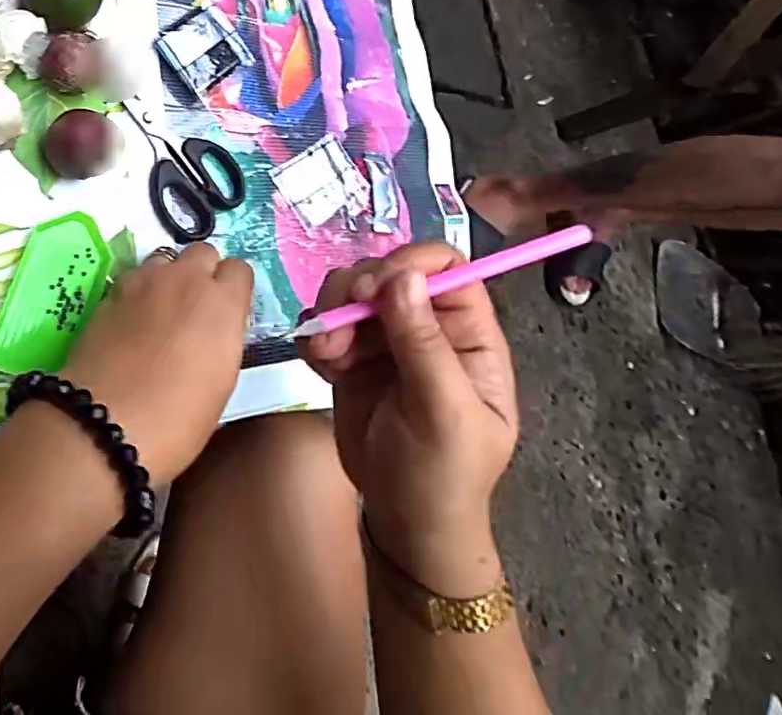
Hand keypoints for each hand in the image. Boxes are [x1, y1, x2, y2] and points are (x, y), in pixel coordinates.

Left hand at [64, 243, 253, 482]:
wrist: (106, 419)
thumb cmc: (178, 418)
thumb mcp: (221, 384)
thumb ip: (222, 341)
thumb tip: (213, 332)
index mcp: (221, 302)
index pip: (239, 269)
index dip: (234, 288)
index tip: (229, 311)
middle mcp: (184, 279)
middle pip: (201, 252)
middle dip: (202, 272)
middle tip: (196, 306)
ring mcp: (142, 281)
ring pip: (163, 259)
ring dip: (167, 277)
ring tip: (160, 311)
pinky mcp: (109, 293)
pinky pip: (132, 278)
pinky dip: (137, 292)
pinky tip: (131, 321)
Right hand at [302, 241, 517, 594]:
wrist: (403, 517)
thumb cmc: (442, 473)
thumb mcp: (443, 412)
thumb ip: (424, 344)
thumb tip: (403, 276)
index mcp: (467, 335)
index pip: (445, 268)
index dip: (408, 264)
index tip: (372, 289)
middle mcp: (425, 326)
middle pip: (385, 272)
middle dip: (354, 293)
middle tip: (336, 327)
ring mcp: (385, 340)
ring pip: (348, 292)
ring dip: (328, 315)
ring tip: (326, 355)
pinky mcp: (350, 355)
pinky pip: (324, 322)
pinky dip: (314, 337)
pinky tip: (320, 366)